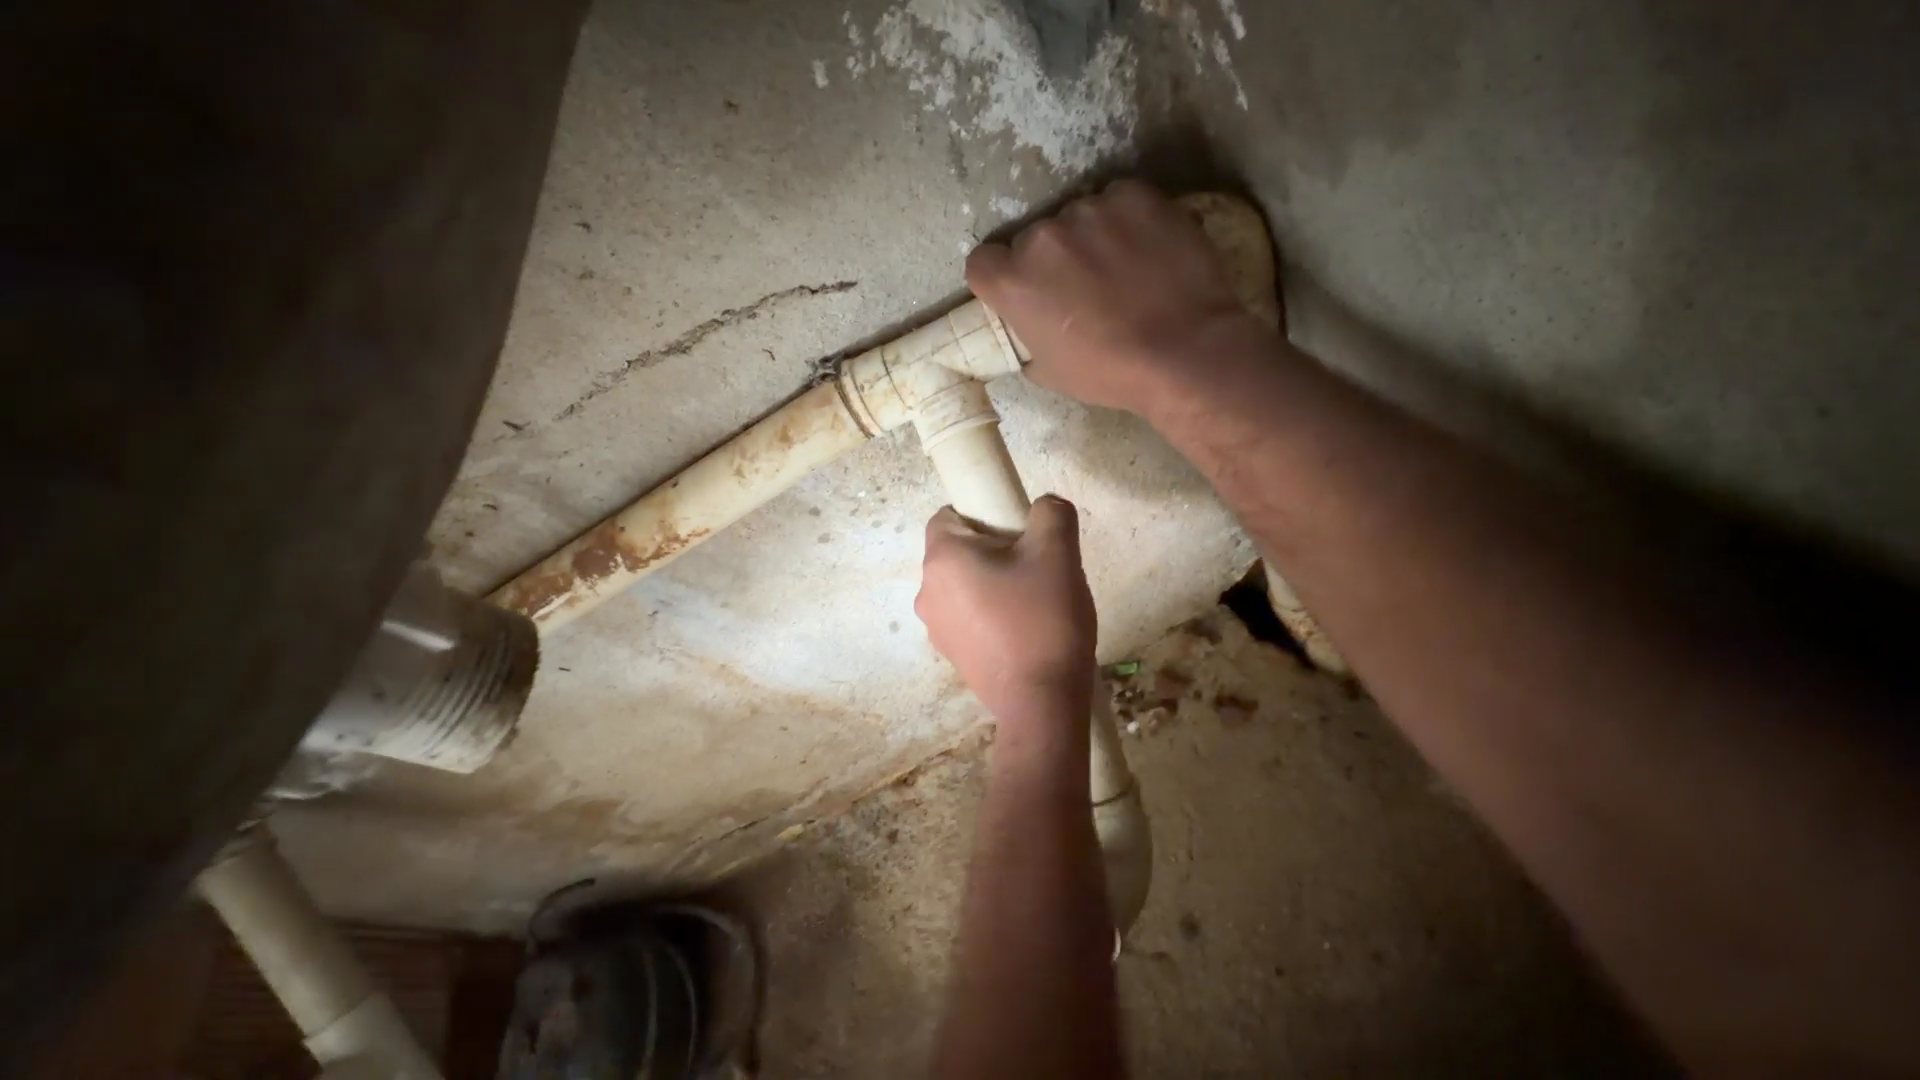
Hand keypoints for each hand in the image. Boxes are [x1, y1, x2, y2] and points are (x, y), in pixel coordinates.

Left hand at [915, 496, 1096, 720]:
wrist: (1040, 702)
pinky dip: (990, 615)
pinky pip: (968, 618)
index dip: (983, 513)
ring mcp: (936, 628)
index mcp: (942, 559)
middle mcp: (926, 591)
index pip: (947, 515)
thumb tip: (1046, 506)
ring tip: (1033, 602)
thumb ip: (1051, 514)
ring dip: (992, 584)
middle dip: (991, 550)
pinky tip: (1024, 631)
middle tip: (1033, 565)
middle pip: (956, 552)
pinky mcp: (952, 655)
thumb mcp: (1058, 554)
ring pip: (963, 586)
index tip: (1018, 531)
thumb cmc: (1043, 619)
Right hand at [966, 180, 1266, 415]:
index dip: (1001, 277)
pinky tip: (1147, 250)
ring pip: (1078, 218)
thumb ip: (1026, 336)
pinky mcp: (1135, 196)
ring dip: (1091, 237)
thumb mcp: (1049, 372)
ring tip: (1123, 269)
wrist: (1185, 352)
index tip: (1024, 291)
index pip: (983, 262)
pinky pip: (1119, 202)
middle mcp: (1042, 237)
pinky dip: (1128, 221)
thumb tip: (1030, 325)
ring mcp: (1090, 211)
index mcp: (1013, 281)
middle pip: (1034, 239)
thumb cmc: (1111, 372)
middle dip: (1052, 259)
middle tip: (1084, 287)